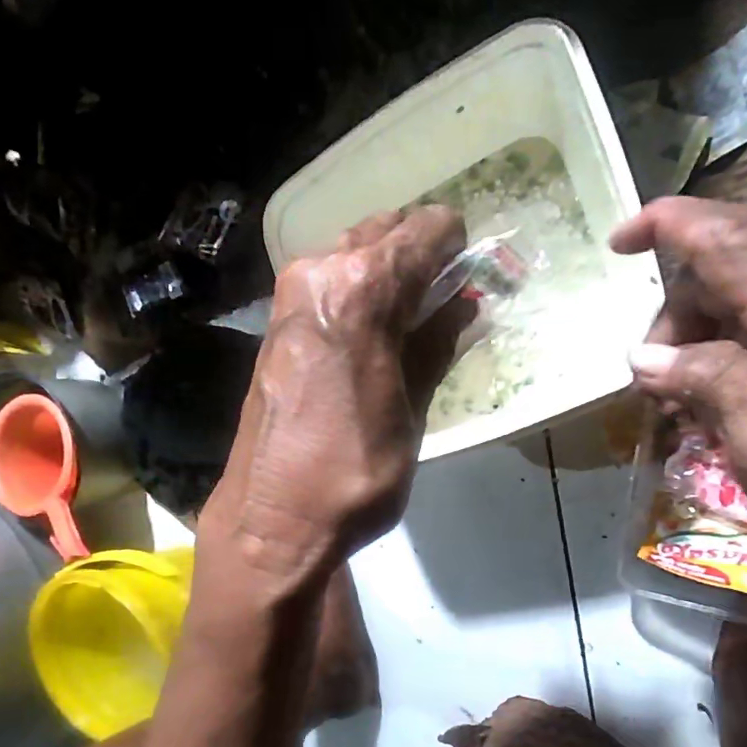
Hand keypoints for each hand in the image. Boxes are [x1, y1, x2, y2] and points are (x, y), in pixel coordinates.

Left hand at [199, 206, 469, 577]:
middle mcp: (320, 273)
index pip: (425, 231)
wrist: (274, 516)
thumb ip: (438, 344)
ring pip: (351, 253)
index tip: (472, 273)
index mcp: (364, 288)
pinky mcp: (275, 322)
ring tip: (411, 319)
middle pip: (384, 233)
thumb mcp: (413, 409)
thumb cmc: (355, 470)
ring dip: (386, 273)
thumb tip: (466, 302)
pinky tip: (373, 332)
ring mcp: (290, 296)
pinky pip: (328, 282)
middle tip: (445, 298)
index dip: (456, 246)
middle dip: (419, 255)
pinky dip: (356, 291)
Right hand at [610, 197, 746, 579]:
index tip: (618, 239)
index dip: (670, 225)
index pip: (735, 242)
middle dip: (677, 310)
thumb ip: (712, 385)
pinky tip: (712, 397)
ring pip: (743, 292)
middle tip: (652, 380)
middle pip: (734, 262)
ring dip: (695, 336)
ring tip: (681, 402)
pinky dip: (722, 348)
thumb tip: (648, 354)